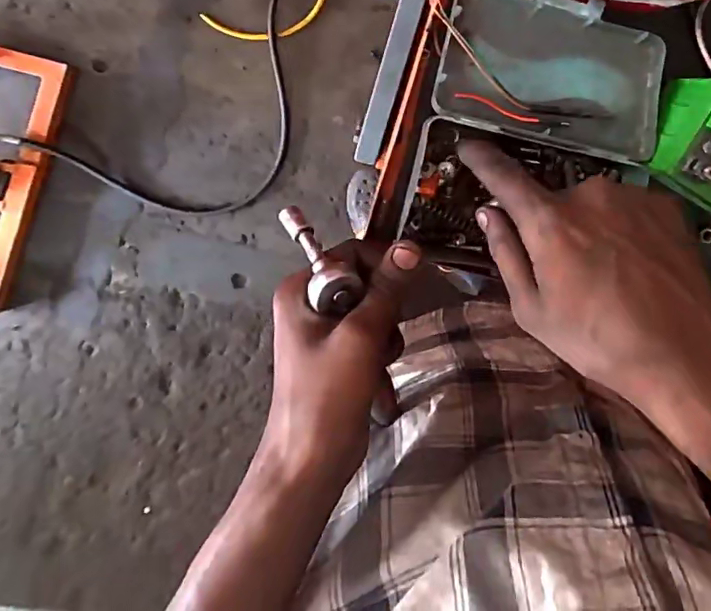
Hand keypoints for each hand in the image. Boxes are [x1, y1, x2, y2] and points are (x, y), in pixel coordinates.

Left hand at [257, 240, 420, 487]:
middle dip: (385, 309)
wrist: (311, 464)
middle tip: (383, 335)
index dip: (381, 266)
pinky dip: (380, 356)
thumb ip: (387, 289)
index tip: (404, 286)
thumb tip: (410, 247)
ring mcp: (324, 330)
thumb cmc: (327, 397)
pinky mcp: (339, 354)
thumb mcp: (361, 335)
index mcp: (300, 289)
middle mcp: (309, 302)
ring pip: (375, 310)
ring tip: (378, 363)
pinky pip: (372, 336)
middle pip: (367, 281)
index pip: (351, 253)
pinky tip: (377, 382)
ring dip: (386, 336)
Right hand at [457, 140, 710, 420]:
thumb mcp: (534, 311)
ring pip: (595, 206)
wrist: (683, 354)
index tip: (468, 146)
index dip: (482, 158)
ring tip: (612, 274)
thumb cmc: (597, 341)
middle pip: (556, 202)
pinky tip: (639, 265)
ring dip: (593, 228)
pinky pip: (629, 209)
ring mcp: (630, 196)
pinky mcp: (663, 205)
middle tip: (571, 272)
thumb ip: (507, 254)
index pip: (504, 176)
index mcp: (549, 221)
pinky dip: (625, 229)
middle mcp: (588, 194)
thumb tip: (490, 213)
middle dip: (555, 228)